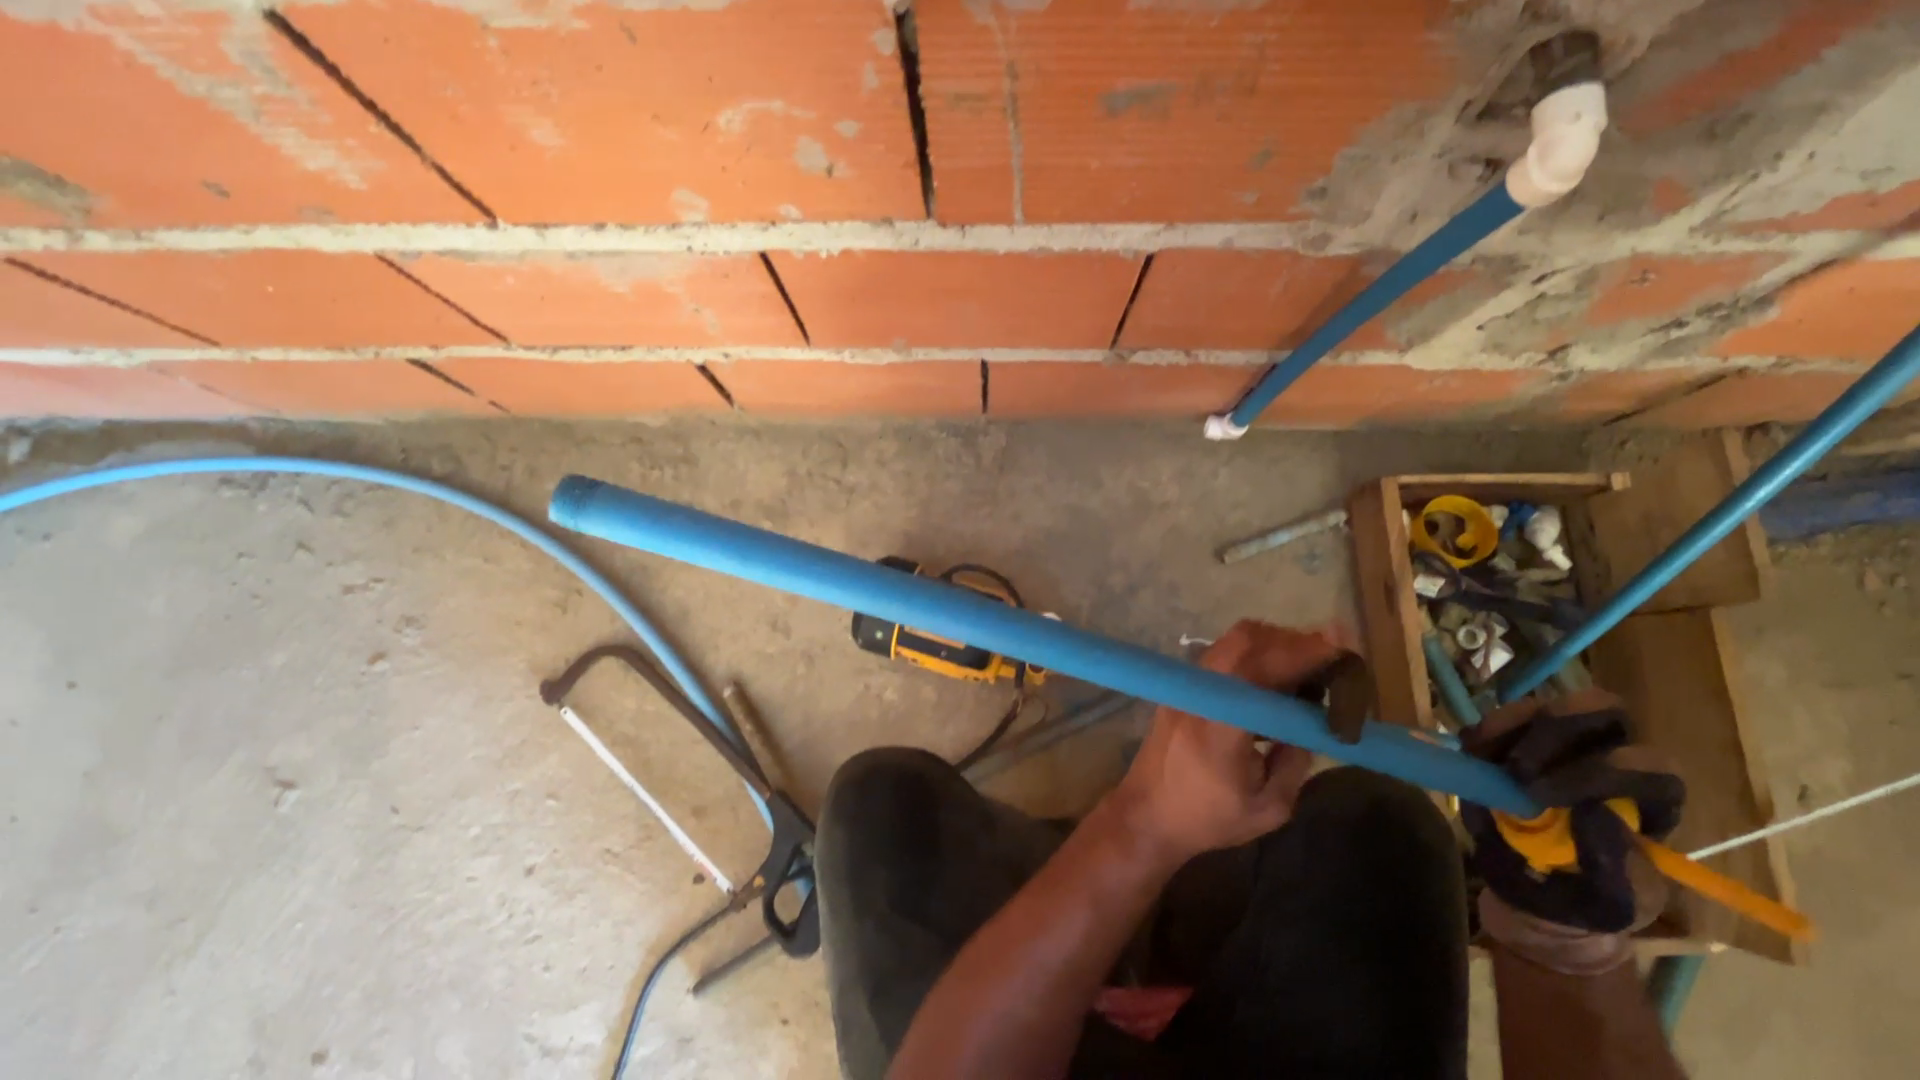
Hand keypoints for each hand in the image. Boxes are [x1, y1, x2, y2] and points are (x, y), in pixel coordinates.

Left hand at [1106, 620, 1342, 869]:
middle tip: (1329, 663)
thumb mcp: (1268, 807)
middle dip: (1294, 643)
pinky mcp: (1183, 687)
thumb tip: (1311, 723)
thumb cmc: (1207, 819)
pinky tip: (1276, 683)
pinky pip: (1224, 654)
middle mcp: (1200, 693)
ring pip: (1234, 641)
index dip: (1302, 652)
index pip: (1261, 669)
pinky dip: (1255, 655)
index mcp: (1219, 725)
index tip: (1341, 650)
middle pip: (1247, 640)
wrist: (1146, 816)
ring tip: (1307, 673)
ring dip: (1275, 646)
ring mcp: (1187, 686)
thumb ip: (1296, 762)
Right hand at [1461, 690, 1683, 972]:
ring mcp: (1564, 746)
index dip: (1602, 770)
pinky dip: (1487, 730)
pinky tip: (1472, 752)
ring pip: (1553, 706)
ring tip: (1482, 758)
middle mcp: (1613, 760)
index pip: (1651, 767)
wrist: (1538, 900)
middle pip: (1606, 711)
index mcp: (1651, 801)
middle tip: (1516, 767)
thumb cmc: (1583, 902)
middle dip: (1559, 728)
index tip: (1543, 795)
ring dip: (1515, 726)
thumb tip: (1595, 813)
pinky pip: (1507, 718)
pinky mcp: (1521, 742)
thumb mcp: (1610, 903)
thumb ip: (1614, 865)